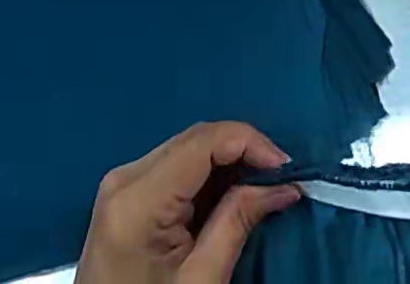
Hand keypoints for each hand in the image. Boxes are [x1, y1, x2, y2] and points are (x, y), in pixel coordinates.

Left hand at [75, 122, 302, 283]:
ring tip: (264, 183)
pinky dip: (208, 172)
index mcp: (137, 198)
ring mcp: (122, 181)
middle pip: (195, 139)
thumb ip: (237, 222)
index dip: (249, 142)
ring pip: (188, 147)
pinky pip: (175, 165)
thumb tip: (283, 185)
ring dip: (228, 159)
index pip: (202, 142)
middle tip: (281, 177)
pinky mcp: (126, 192)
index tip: (287, 167)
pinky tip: (233, 190)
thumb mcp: (201, 282)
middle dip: (243, 149)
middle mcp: (125, 176)